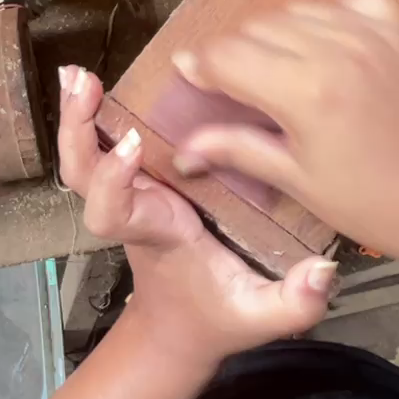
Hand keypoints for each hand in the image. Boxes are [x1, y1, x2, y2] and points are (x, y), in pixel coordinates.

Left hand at [57, 64, 335, 369]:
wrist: (178, 324)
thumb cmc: (214, 314)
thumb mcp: (259, 316)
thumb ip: (293, 303)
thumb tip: (322, 272)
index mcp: (155, 233)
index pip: (114, 212)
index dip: (113, 178)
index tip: (132, 143)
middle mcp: (133, 209)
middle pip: (82, 174)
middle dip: (76, 130)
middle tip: (83, 84)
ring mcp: (130, 191)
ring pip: (83, 158)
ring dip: (76, 115)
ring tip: (76, 74)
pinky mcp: (135, 179)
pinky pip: (99, 147)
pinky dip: (87, 115)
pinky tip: (85, 82)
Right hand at [171, 0, 398, 263]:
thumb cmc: (371, 204)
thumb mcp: (297, 180)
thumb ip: (236, 149)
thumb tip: (182, 148)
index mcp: (306, 91)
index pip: (228, 56)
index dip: (201, 66)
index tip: (191, 77)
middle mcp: (335, 48)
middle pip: (256, 29)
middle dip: (236, 55)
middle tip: (239, 90)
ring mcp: (370, 33)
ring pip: (295, 10)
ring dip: (277, 35)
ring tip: (282, 70)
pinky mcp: (397, 30)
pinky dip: (330, 12)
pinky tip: (328, 43)